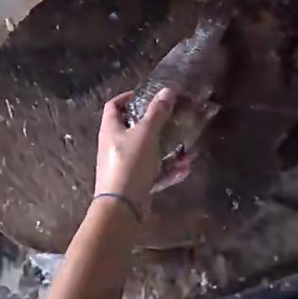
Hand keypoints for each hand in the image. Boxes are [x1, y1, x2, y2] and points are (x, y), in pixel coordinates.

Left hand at [95, 89, 176, 208]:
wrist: (121, 208)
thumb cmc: (130, 163)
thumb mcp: (145, 134)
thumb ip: (157, 112)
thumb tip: (168, 90)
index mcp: (111, 129)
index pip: (114, 105)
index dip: (129, 97)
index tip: (149, 95)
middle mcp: (115, 145)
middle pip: (136, 128)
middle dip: (158, 125)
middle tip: (176, 120)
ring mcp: (125, 165)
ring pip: (149, 152)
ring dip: (169, 150)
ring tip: (187, 150)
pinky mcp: (135, 183)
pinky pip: (154, 172)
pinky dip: (168, 169)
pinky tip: (185, 169)